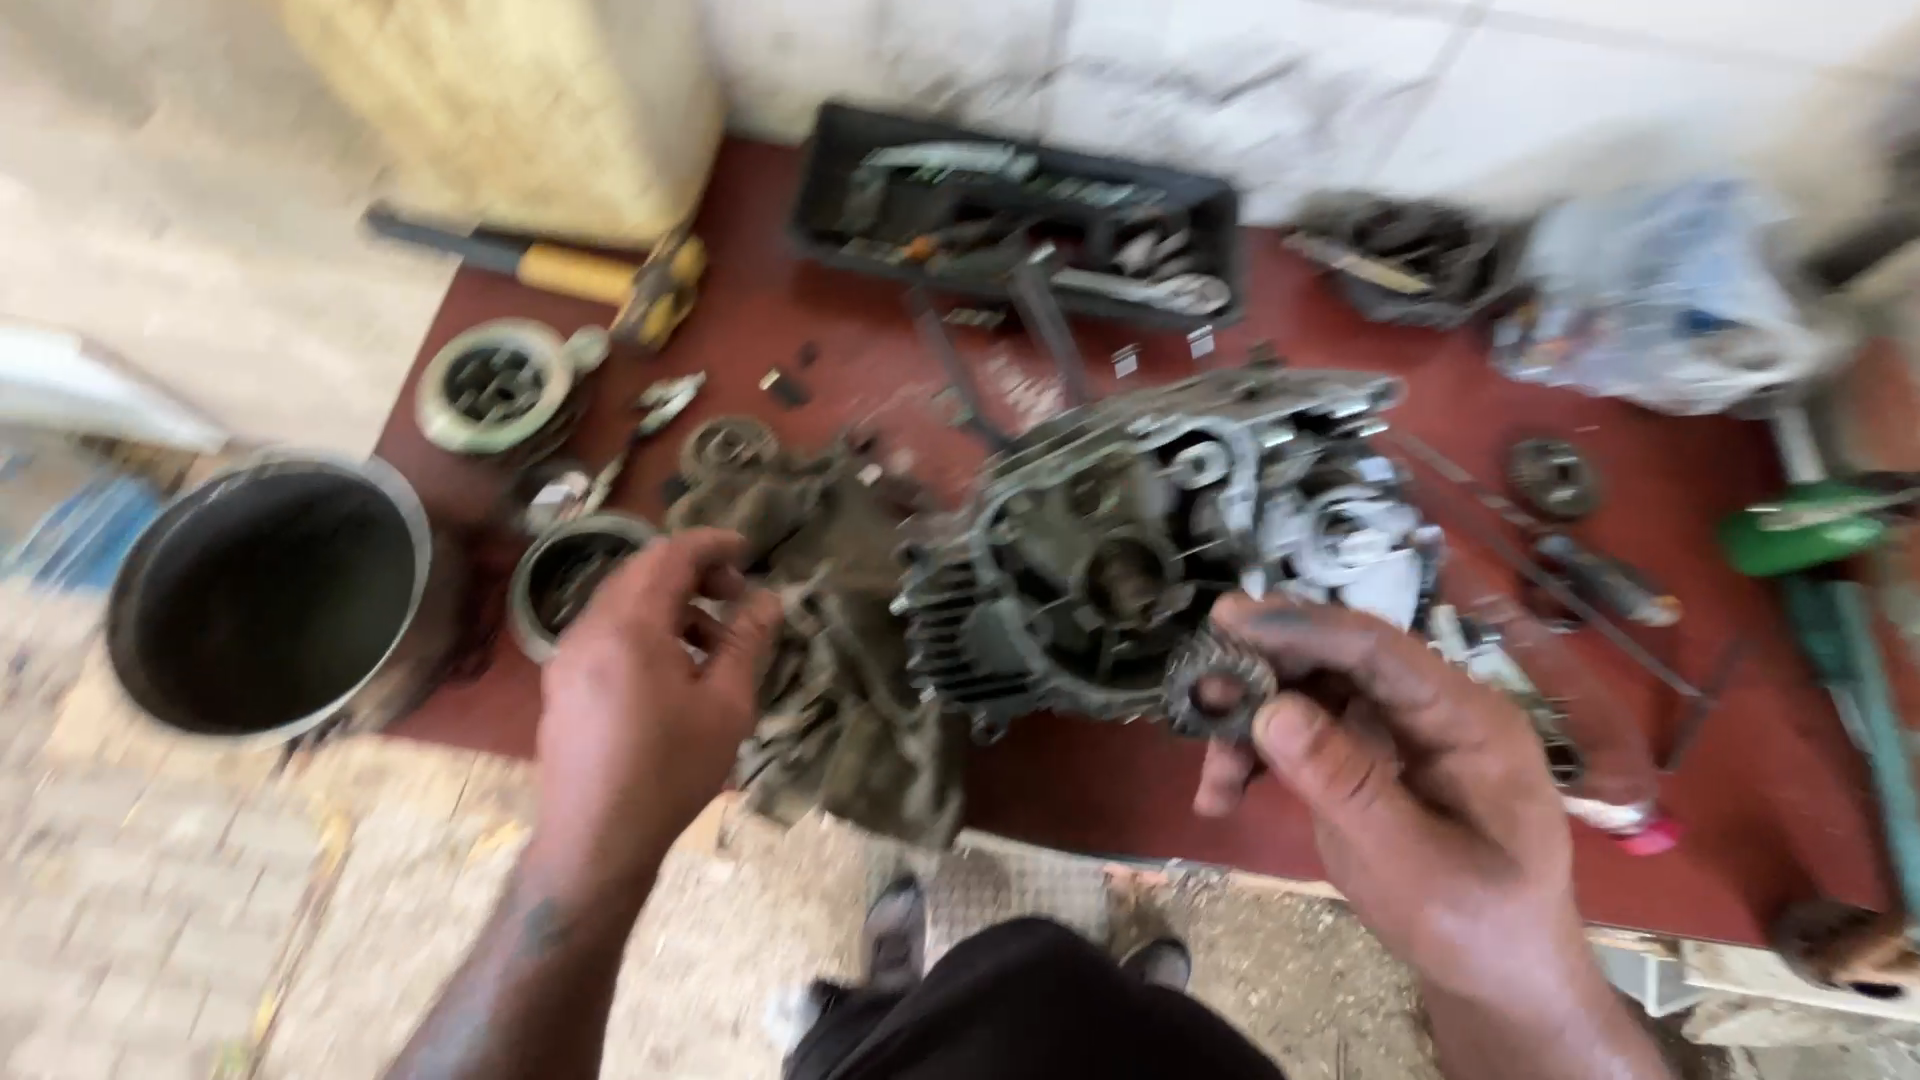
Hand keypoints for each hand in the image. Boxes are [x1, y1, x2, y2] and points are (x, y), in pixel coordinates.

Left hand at [531, 529, 782, 893]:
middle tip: (736, 596)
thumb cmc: (670, 771)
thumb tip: (767, 599)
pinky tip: (675, 668)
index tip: (748, 550)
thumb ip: (746, 641)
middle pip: (642, 571)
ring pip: (623, 601)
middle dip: (693, 572)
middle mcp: (588, 629)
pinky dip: (646, 627)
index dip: (712, 544)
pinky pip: (608, 630)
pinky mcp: (562, 682)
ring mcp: (568, 656)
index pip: (669, 556)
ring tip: (713, 641)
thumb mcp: (726, 704)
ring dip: (671, 603)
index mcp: (629, 628)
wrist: (595, 842)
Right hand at [1193, 595, 1602, 1016]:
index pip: (1377, 649)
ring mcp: (1388, 728)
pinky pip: (1292, 730)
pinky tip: (1222, 795)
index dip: (1301, 629)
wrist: (1495, 972)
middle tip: (1200, 693)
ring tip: (1214, 776)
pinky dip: (1252, 755)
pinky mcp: (1356, 751)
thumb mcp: (1412, 865)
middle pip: (1329, 660)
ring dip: (1247, 725)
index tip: (1227, 621)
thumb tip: (1271, 709)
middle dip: (1260, 673)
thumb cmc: (1475, 925)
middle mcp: (1424, 707)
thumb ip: (1344, 784)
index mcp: (1464, 718)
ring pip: (1300, 692)